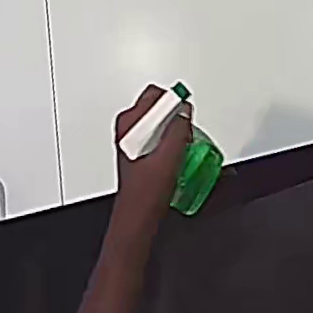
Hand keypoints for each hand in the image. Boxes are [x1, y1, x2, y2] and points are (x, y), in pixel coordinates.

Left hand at [113, 85, 190, 228]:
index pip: (155, 94)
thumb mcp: (169, 156)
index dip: (174, 103)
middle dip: (175, 115)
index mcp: (129, 123)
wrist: (138, 218)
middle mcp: (127, 127)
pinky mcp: (138, 149)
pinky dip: (170, 139)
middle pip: (158, 105)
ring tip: (180, 148)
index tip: (184, 119)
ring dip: (174, 129)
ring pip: (160, 120)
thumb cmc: (148, 191)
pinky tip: (175, 156)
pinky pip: (159, 132)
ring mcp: (131, 138)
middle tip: (183, 133)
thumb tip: (184, 110)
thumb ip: (179, 128)